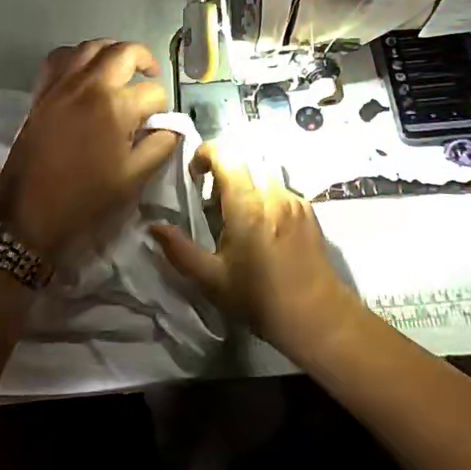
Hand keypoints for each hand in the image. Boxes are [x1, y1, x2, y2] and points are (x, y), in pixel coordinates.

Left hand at [0, 40, 177, 261]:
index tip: (158, 125)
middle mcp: (90, 85)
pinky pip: (61, 57)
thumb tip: (171, 128)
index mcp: (116, 107)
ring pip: (93, 46)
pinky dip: (78, 57)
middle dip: (146, 61)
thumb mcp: (134, 178)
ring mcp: (63, 85)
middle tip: (151, 77)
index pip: (154, 93)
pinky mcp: (43, 92)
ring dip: (113, 52)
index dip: (162, 108)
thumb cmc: (85, 198)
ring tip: (123, 69)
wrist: (28, 213)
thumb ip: (160, 146)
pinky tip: (86, 72)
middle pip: (126, 52)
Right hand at [151, 143, 361, 355]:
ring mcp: (295, 199)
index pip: (226, 156)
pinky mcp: (309, 210)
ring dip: (245, 184)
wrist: (316, 314)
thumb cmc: (259, 299)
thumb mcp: (212, 280)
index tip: (194, 175)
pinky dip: (264, 196)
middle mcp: (274, 194)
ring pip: (264, 174)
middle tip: (212, 205)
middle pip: (245, 162)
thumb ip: (180, 250)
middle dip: (224, 173)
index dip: (206, 154)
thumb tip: (154, 228)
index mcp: (248, 206)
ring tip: (237, 219)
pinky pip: (280, 189)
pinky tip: (262, 230)